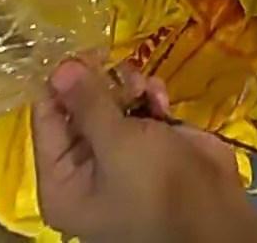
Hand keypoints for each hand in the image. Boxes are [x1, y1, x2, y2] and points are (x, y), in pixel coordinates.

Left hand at [32, 58, 256, 242]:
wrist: (209, 207)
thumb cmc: (152, 183)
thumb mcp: (117, 143)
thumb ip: (89, 103)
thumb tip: (59, 67)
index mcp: (62, 180)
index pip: (48, 121)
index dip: (61, 84)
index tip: (80, 48)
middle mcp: (85, 165)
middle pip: (82, 109)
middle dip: (102, 84)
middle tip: (117, 62)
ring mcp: (120, 152)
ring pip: (113, 103)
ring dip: (129, 88)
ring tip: (144, 87)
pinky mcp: (150, 141)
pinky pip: (139, 108)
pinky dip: (149, 97)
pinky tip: (161, 98)